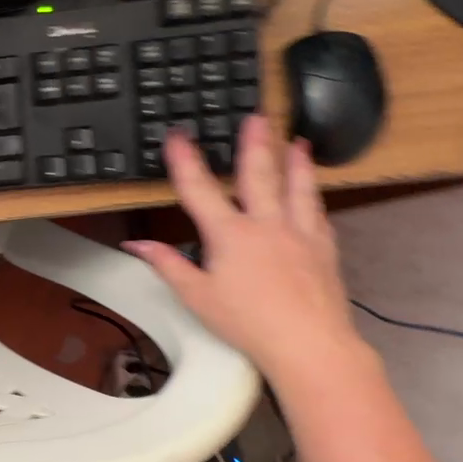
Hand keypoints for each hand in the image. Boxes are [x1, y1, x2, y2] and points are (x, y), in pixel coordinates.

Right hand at [124, 115, 364, 377]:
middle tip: (257, 118)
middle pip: (258, 176)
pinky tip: (312, 192)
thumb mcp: (195, 295)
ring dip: (295, 163)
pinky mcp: (324, 250)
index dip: (184, 161)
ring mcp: (300, 235)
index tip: (177, 136)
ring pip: (297, 189)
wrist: (310, 343)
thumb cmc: (247, 321)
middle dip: (254, 144)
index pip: (199, 190)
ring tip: (297, 142)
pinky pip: (317, 215)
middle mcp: (267, 226)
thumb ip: (167, 264)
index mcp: (230, 234)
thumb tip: (138, 244)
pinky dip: (312, 197)